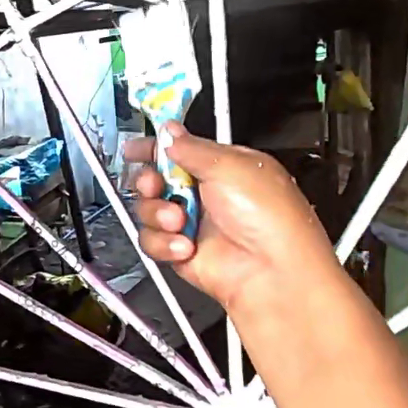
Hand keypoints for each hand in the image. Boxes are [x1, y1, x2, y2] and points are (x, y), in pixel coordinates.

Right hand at [125, 122, 337, 311]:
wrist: (271, 274)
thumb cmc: (272, 221)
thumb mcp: (230, 167)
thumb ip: (191, 147)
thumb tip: (169, 133)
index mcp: (221, 167)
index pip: (179, 149)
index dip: (155, 147)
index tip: (136, 148)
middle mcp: (204, 194)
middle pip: (155, 178)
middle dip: (150, 181)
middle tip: (156, 185)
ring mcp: (190, 222)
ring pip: (147, 209)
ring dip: (158, 214)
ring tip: (179, 221)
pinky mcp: (178, 249)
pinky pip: (150, 239)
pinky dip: (163, 242)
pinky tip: (184, 244)